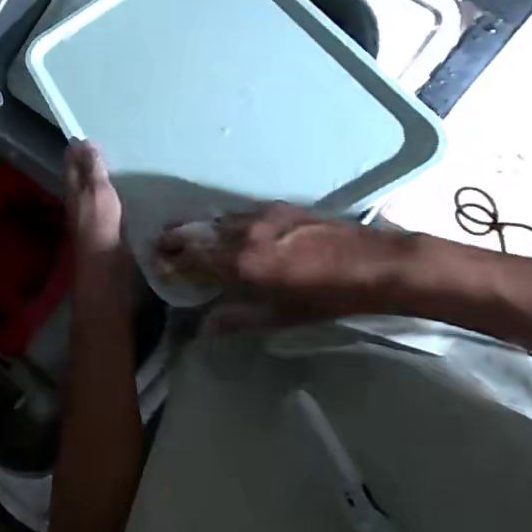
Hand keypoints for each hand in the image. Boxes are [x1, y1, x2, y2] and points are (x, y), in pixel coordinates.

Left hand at [62, 141, 130, 304]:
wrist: (103, 265)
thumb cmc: (100, 224)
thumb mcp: (98, 190)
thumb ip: (93, 168)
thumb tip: (85, 143)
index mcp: (73, 190)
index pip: (70, 164)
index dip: (74, 151)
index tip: (81, 137)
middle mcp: (75, 202)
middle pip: (75, 178)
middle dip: (81, 163)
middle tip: (94, 148)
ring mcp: (84, 217)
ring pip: (84, 191)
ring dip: (91, 178)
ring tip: (104, 167)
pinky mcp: (97, 228)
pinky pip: (96, 203)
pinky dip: (101, 193)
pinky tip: (112, 195)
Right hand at [153, 203, 422, 324]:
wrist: (374, 262)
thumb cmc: (328, 297)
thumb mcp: (283, 315)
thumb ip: (239, 318)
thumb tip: (206, 326)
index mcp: (242, 263)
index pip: (193, 259)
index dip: (171, 262)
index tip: (157, 265)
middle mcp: (244, 232)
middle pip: (198, 232)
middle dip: (175, 238)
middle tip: (159, 245)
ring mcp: (261, 215)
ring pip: (216, 219)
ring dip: (195, 227)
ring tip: (181, 234)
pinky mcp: (278, 206)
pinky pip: (237, 212)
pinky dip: (220, 221)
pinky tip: (221, 227)